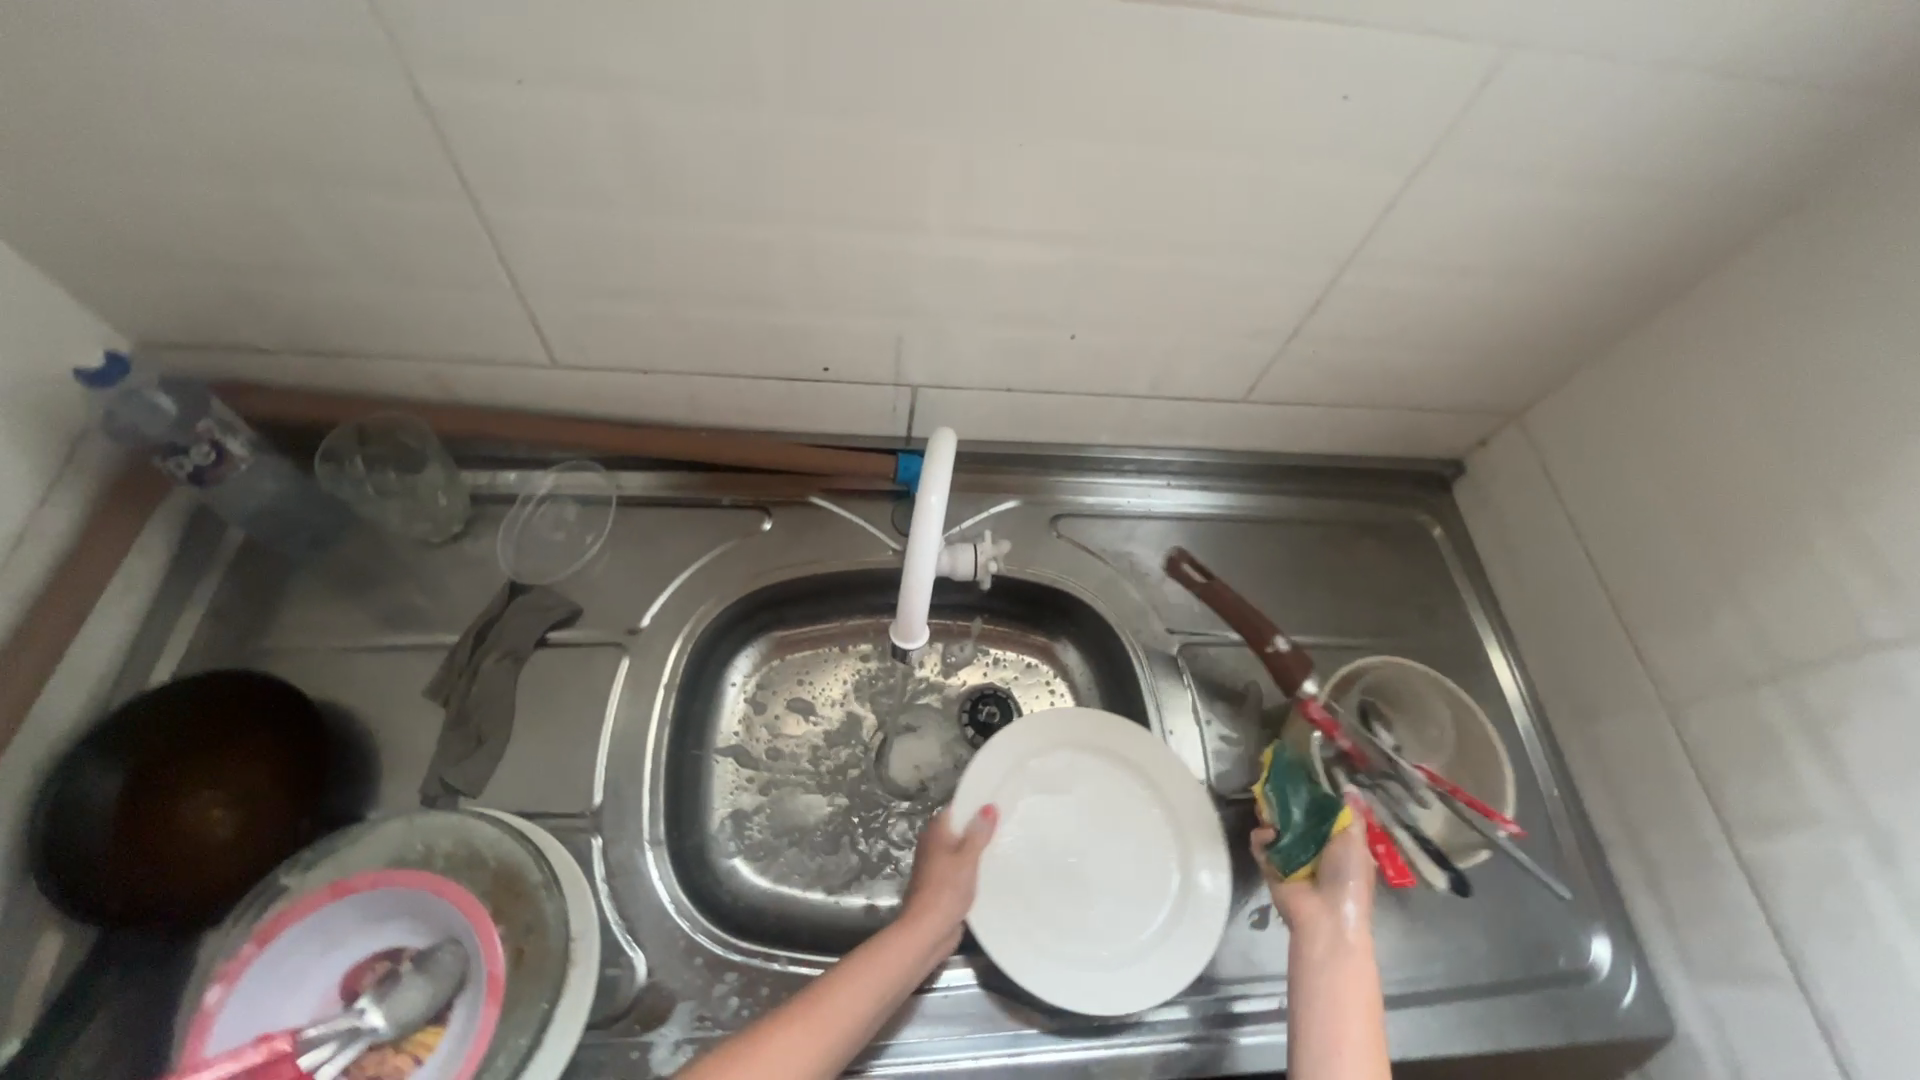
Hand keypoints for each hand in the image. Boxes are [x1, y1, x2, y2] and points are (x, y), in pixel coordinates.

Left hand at [901, 805, 996, 946]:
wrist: (926, 931)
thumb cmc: (945, 890)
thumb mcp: (966, 858)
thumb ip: (978, 833)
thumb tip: (989, 805)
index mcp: (936, 832)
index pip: (956, 809)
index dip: (975, 804)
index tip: (999, 801)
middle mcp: (935, 845)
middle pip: (960, 829)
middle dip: (981, 827)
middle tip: (1010, 822)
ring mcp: (939, 866)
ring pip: (963, 850)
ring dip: (980, 849)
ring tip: (1009, 842)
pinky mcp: (945, 885)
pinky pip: (964, 869)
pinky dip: (977, 868)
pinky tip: (997, 869)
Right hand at [1250, 796, 1375, 942]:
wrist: (1326, 918)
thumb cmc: (1347, 878)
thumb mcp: (1356, 843)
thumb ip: (1351, 815)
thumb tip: (1350, 787)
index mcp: (1336, 843)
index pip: (1320, 813)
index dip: (1312, 796)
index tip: (1302, 776)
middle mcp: (1311, 848)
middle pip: (1294, 817)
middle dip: (1285, 802)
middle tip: (1276, 784)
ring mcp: (1289, 857)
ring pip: (1274, 827)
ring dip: (1269, 815)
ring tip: (1267, 805)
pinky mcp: (1269, 865)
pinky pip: (1260, 845)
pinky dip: (1261, 837)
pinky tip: (1269, 834)